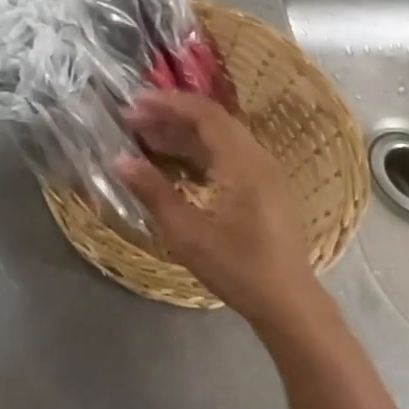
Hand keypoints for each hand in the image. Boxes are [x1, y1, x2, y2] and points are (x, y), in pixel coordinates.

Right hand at [116, 90, 316, 321]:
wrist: (290, 306)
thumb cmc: (239, 268)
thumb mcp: (188, 233)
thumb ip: (153, 192)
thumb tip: (118, 160)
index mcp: (243, 163)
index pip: (205, 114)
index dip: (168, 103)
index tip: (133, 103)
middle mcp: (258, 159)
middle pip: (212, 121)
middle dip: (171, 115)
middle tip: (133, 119)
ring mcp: (265, 174)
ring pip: (220, 138)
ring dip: (183, 133)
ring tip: (145, 137)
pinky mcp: (265, 189)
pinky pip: (228, 155)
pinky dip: (198, 151)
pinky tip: (174, 164)